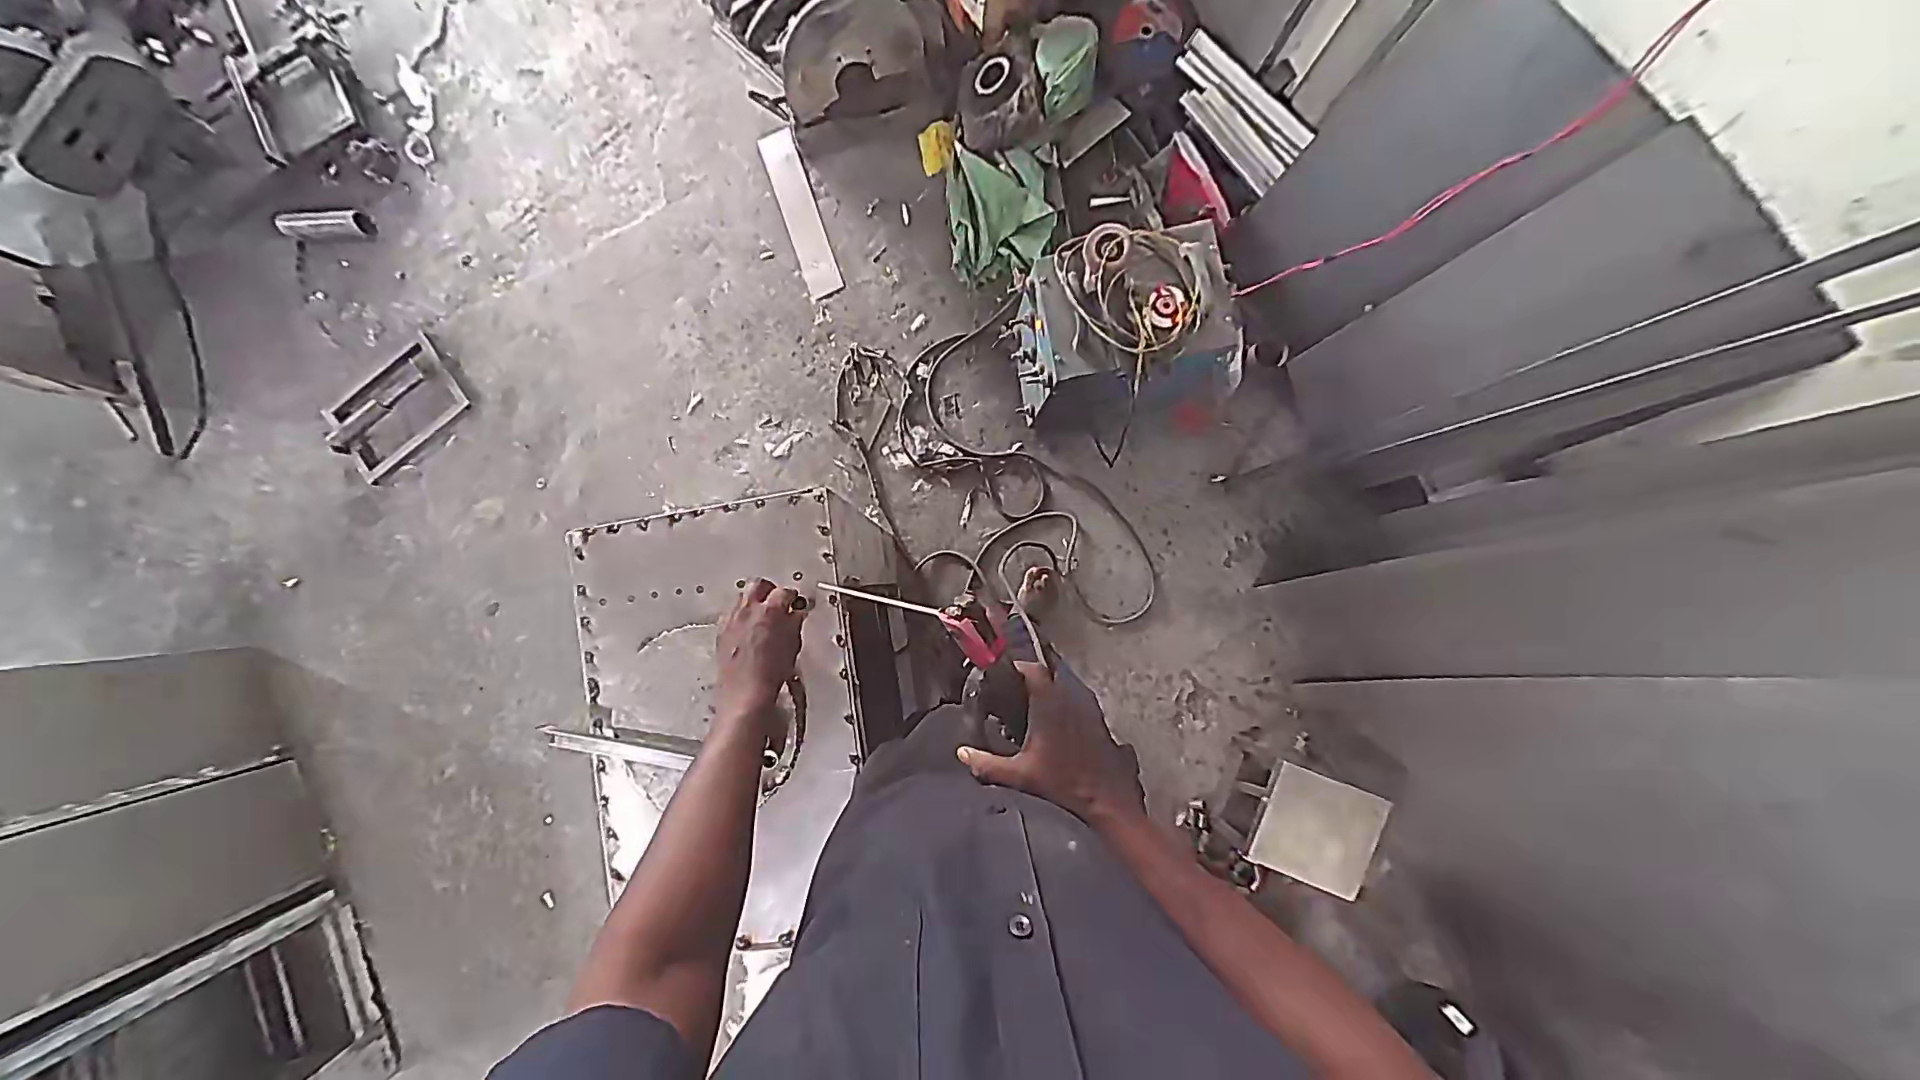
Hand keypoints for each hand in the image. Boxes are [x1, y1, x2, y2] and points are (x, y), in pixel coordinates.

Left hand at [714, 579, 805, 736]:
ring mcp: (731, 620)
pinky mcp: (721, 632)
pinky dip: (741, 617)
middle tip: (779, 601)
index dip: (793, 597)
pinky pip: (731, 615)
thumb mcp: (792, 645)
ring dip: (754, 602)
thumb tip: (796, 615)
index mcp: (770, 611)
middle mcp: (747, 611)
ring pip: (742, 598)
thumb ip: (794, 624)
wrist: (745, 695)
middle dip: (770, 590)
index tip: (796, 603)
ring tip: (763, 615)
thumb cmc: (769, 675)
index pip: (784, 592)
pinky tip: (749, 629)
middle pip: (758, 585)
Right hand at [956, 660, 1145, 826]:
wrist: (1108, 800)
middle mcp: (1072, 698)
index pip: (1033, 668)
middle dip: (1033, 676)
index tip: (1004, 673)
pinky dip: (1065, 703)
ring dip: (1050, 688)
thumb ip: (988, 764)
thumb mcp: (1020, 775)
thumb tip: (964, 754)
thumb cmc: (1065, 783)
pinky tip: (1056, 723)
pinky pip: (1079, 700)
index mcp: (1051, 702)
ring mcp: (1090, 708)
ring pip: (1066, 684)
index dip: (1017, 667)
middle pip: (1051, 671)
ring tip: (1033, 704)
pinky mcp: (1100, 720)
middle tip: (1015, 687)